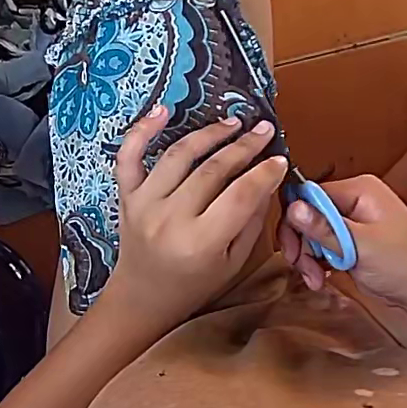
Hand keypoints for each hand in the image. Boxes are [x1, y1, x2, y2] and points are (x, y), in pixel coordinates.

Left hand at [92, 106, 287, 341]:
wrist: (143, 297)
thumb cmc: (195, 285)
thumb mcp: (233, 262)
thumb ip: (250, 221)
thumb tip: (267, 180)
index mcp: (201, 242)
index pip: (240, 195)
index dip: (264, 173)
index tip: (279, 159)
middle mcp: (170, 219)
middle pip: (213, 170)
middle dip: (244, 147)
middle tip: (264, 130)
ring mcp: (144, 204)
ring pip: (178, 155)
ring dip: (209, 134)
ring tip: (233, 123)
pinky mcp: (126, 196)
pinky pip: (129, 156)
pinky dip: (142, 130)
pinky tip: (163, 110)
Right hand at [278, 175, 406, 317]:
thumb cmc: (406, 266)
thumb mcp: (360, 245)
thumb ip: (324, 227)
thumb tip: (293, 207)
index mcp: (360, 190)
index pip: (310, 195)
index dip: (296, 221)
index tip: (292, 248)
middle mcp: (356, 201)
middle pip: (309, 215)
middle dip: (302, 244)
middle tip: (301, 266)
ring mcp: (355, 223)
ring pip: (314, 234)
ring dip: (309, 258)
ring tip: (315, 279)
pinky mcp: (354, 243)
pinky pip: (325, 247)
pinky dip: (319, 263)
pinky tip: (321, 278)